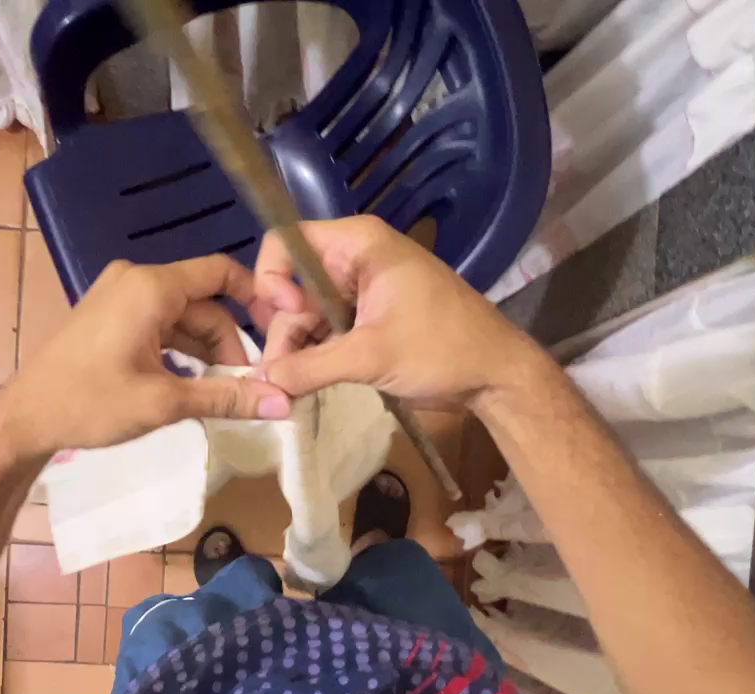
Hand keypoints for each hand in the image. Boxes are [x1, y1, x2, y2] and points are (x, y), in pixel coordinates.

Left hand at [0, 256, 290, 458]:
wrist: (25, 418)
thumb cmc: (92, 403)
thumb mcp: (165, 403)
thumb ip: (226, 399)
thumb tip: (284, 403)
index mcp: (151, 287)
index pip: (220, 273)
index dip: (256, 298)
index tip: (279, 333)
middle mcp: (136, 280)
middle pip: (203, 302)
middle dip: (228, 343)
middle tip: (244, 388)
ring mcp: (118, 297)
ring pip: (181, 318)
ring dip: (204, 352)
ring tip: (219, 394)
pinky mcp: (108, 317)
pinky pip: (158, 325)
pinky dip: (179, 352)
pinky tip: (187, 385)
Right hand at [248, 217, 547, 408]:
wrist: (492, 374)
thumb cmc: (440, 350)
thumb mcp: (370, 357)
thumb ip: (310, 367)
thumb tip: (263, 381)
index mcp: (357, 245)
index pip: (286, 242)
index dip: (273, 280)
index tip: (289, 316)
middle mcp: (352, 261)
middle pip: (291, 288)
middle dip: (284, 331)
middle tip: (283, 378)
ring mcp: (358, 292)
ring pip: (304, 315)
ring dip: (297, 351)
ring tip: (293, 390)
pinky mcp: (364, 320)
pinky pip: (324, 332)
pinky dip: (313, 356)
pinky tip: (306, 385)